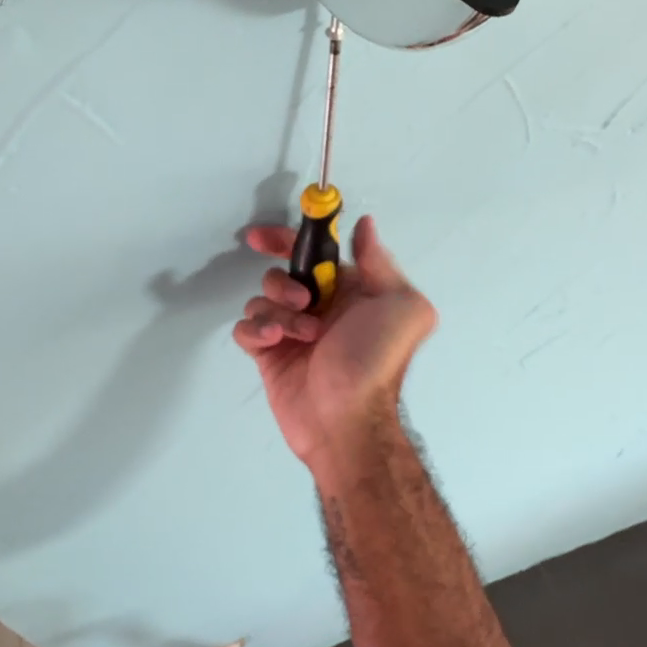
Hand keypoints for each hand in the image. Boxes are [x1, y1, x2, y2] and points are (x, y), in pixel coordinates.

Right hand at [234, 215, 438, 468]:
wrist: (347, 422)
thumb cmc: (375, 360)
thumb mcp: (400, 306)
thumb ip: (379, 262)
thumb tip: (365, 224)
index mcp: (349, 292)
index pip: (313, 254)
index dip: (288, 239)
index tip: (263, 236)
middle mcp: (319, 308)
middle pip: (283, 273)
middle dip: (285, 282)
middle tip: (303, 302)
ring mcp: (291, 333)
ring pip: (262, 299)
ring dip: (278, 311)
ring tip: (300, 336)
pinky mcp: (268, 356)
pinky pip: (246, 328)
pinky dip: (256, 330)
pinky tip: (274, 342)